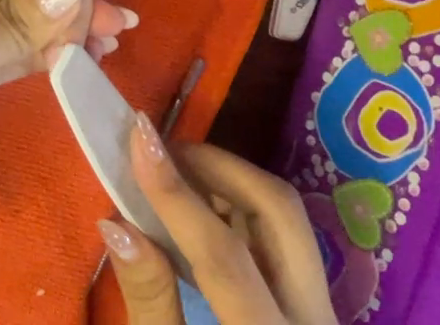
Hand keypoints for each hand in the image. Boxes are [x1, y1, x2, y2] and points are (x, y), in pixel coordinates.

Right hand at [101, 117, 336, 323]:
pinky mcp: (313, 312)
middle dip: (215, 166)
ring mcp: (323, 317)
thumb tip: (116, 223)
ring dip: (225, 183)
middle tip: (158, 153)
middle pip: (278, 212)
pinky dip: (234, 210)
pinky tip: (195, 219)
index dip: (174, 188)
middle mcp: (313, 323)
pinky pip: (281, 239)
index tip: (137, 133)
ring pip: (285, 218)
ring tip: (168, 179)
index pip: (223, 252)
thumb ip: (149, 301)